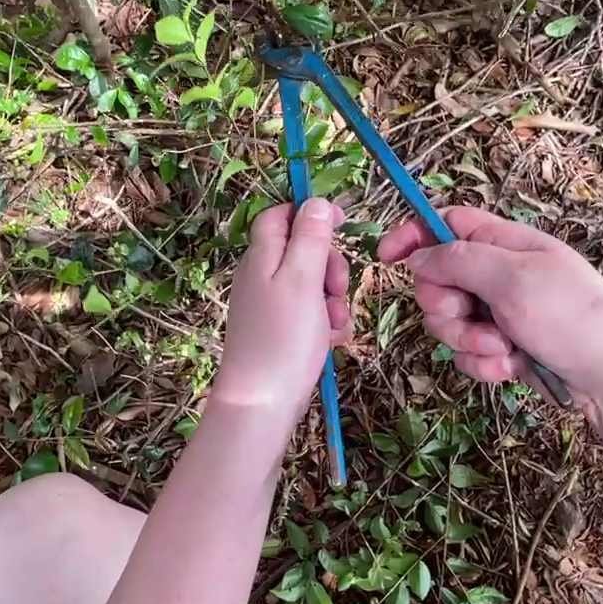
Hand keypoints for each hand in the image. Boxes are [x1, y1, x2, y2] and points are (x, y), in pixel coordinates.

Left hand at [213, 199, 352, 418]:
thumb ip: (310, 237)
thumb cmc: (283, 337)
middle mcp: (262, 276)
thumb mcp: (303, 279)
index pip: (279, 215)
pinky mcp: (280, 331)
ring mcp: (270, 305)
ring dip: (332, 298)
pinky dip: (325, 322)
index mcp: (262, 256)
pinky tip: (331, 340)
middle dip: (329, 264)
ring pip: (311, 284)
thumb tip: (316, 201)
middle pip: (301, 249)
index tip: (340, 222)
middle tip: (337, 286)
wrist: (262, 403)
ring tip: (335, 322)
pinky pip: (309, 313)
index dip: (309, 213)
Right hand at [377, 207, 602, 404]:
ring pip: (448, 322)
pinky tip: (511, 368)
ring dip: (468, 340)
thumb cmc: (571, 316)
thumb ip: (458, 261)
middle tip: (469, 314)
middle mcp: (498, 274)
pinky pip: (467, 353)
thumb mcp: (512, 277)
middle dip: (445, 304)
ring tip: (503, 349)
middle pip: (437, 279)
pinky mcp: (502, 347)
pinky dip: (484, 363)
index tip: (386, 256)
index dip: (413, 235)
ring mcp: (499, 312)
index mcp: (505, 243)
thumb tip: (418, 256)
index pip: (446, 224)